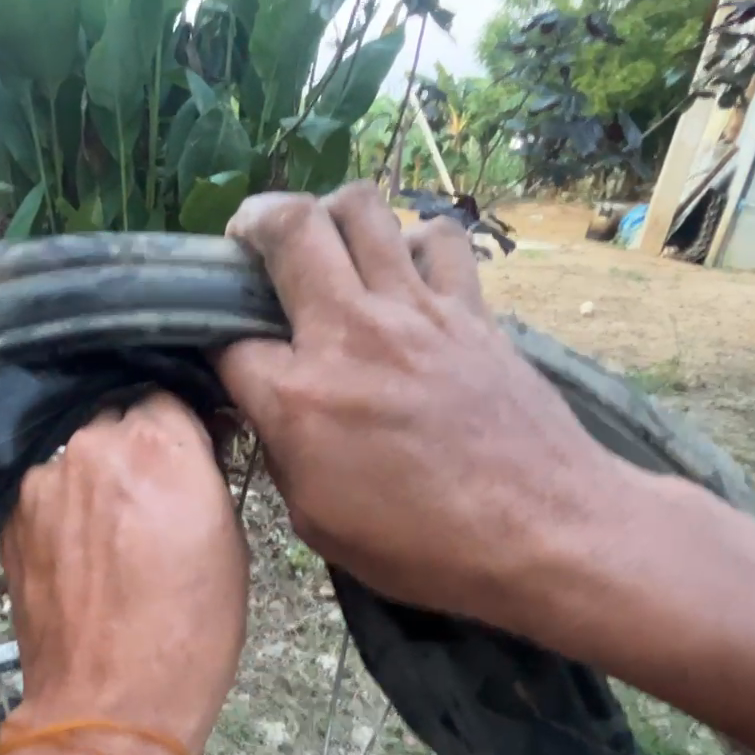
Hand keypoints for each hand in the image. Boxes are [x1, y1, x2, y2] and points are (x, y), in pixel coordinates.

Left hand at [0, 392, 247, 754]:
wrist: (110, 705)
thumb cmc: (191, 633)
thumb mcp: (228, 543)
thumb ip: (204, 476)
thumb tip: (189, 450)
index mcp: (159, 446)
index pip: (168, 398)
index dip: (181, 429)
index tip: (188, 457)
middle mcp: (92, 446)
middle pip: (118, 419)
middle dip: (136, 448)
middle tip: (149, 498)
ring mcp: (42, 480)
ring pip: (76, 454)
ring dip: (95, 477)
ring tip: (107, 533)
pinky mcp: (10, 517)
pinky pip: (45, 491)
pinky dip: (63, 507)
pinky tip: (75, 551)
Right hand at [217, 182, 625, 628]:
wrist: (541, 532)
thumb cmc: (420, 546)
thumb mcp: (315, 522)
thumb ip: (280, 453)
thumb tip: (270, 413)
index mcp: (300, 399)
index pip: (228, 341)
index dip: (213, 343)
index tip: (223, 355)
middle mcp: (350, 334)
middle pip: (289, 230)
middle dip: (254, 222)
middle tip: (248, 237)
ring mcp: (415, 312)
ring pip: (361, 208)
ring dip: (327, 211)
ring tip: (322, 239)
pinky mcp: (470, 309)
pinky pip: (437, 239)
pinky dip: (410, 241)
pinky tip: (403, 270)